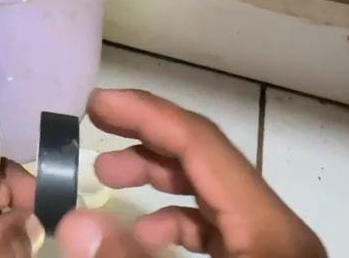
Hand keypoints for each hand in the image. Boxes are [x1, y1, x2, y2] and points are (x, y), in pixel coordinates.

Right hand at [56, 89, 323, 257]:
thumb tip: (74, 222)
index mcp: (266, 225)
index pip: (199, 141)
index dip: (145, 113)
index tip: (94, 105)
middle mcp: (274, 229)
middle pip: (204, 160)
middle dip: (146, 140)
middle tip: (94, 131)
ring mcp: (272, 253)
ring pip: (209, 193)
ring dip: (157, 179)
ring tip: (107, 178)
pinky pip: (217, 231)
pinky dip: (176, 221)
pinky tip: (145, 233)